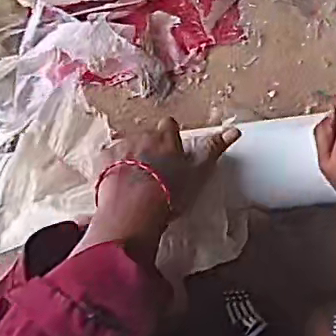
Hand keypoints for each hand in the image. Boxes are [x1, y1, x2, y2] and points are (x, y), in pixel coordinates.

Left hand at [79, 118, 240, 264]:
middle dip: (149, 151)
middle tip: (155, 175)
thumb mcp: (198, 173)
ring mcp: (120, 148)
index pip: (169, 126)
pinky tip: (117, 186)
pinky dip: (110, 169)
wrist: (134, 209)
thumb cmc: (169, 192)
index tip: (171, 152)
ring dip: (130, 161)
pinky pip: (106, 161)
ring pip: (126, 149)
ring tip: (136, 184)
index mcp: (165, 138)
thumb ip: (214, 150)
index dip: (170, 138)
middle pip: (146, 138)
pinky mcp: (102, 162)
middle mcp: (141, 137)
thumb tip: (234, 132)